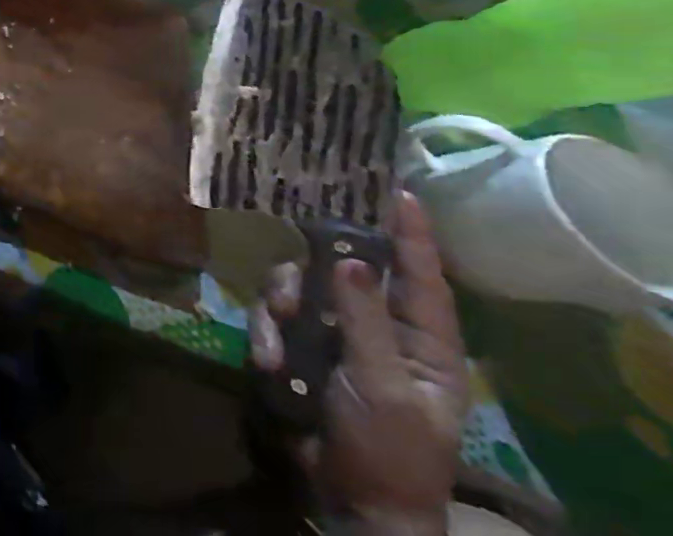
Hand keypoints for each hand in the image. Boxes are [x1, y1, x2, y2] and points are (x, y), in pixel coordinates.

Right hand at [250, 194, 468, 535]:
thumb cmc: (389, 446)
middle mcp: (378, 331)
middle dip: (308, 280)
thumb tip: (352, 259)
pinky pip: (272, 321)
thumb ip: (364, 321)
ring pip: (296, 292)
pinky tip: (266, 364)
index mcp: (423, 343)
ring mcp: (335, 339)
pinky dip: (263, 338)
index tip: (396, 193)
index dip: (411, 236)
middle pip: (340, 276)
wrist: (351, 494)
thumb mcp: (383, 384)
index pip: (422, 279)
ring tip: (273, 343)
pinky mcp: (297, 349)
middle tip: (288, 297)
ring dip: (278, 311)